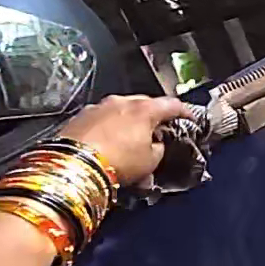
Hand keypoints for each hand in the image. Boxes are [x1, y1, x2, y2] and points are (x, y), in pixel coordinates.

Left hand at [58, 95, 190, 185]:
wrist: (74, 165)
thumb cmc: (118, 162)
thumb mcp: (150, 162)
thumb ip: (159, 149)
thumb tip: (156, 145)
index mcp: (144, 109)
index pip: (172, 105)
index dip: (184, 112)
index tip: (190, 118)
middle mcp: (121, 101)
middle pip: (144, 103)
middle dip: (153, 115)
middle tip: (158, 129)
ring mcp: (98, 106)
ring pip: (121, 109)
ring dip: (128, 121)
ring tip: (131, 138)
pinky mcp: (80, 116)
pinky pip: (102, 118)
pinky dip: (109, 127)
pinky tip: (108, 141)